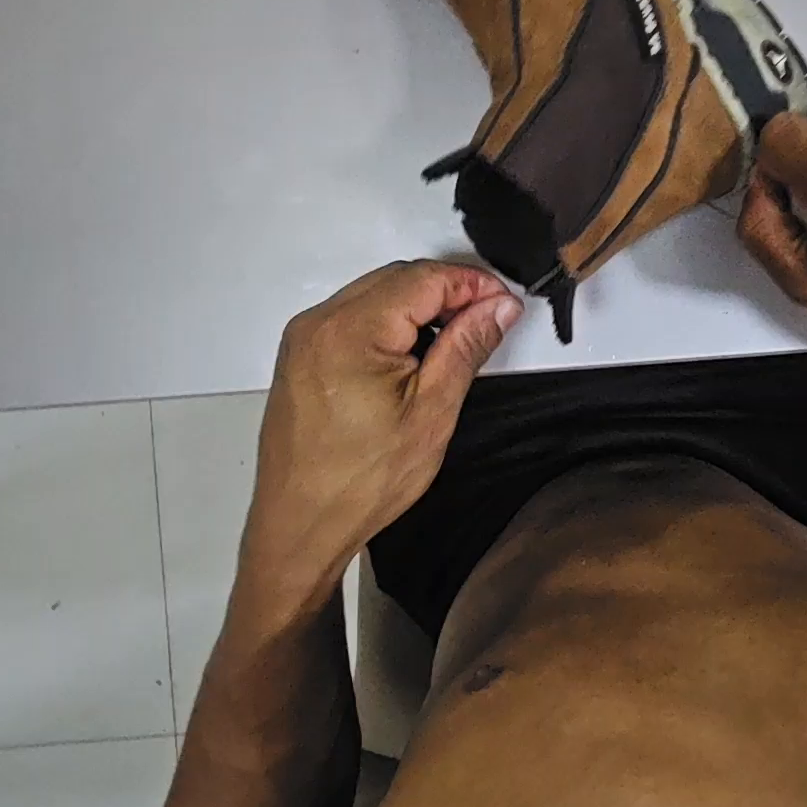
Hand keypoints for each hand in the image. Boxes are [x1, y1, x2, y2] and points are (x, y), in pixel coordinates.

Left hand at [242, 262, 523, 608]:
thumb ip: (466, 348)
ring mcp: (304, 336)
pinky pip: (355, 315)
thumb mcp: (431, 413)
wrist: (299, 528)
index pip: (424, 278)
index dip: (472, 284)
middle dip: (449, 291)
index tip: (507, 305)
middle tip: (489, 320)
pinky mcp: (300, 353)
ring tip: (459, 337)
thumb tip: (500, 306)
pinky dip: (392, 321)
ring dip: (421, 305)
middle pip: (398, 278)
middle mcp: (319, 320)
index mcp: (349, 330)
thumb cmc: (365, 480)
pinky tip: (416, 350)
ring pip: (377, 293)